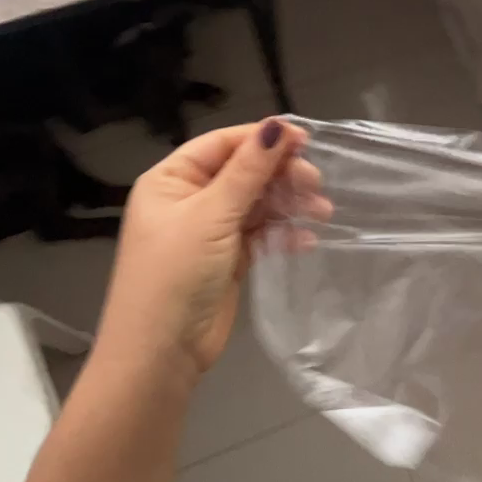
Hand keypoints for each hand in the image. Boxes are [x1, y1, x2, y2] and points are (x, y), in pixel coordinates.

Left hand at [95, 119, 330, 377]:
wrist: (159, 357)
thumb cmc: (175, 275)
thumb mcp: (211, 216)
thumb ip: (248, 170)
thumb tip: (276, 124)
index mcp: (171, 179)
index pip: (223, 144)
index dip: (263, 138)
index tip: (306, 141)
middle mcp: (189, 199)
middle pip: (243, 172)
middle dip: (280, 175)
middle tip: (316, 184)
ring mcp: (208, 230)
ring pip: (256, 203)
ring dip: (288, 204)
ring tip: (322, 212)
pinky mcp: (226, 258)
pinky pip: (259, 234)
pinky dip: (282, 234)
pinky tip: (307, 239)